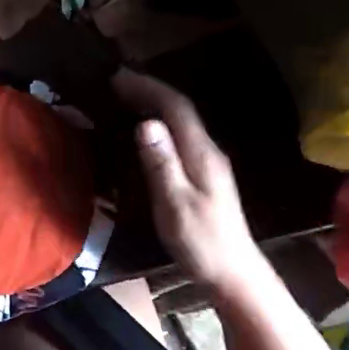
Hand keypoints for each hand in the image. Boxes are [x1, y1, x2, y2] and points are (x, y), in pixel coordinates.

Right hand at [113, 70, 269, 294]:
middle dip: (149, 90)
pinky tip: (145, 129)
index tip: (117, 77)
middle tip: (115, 81)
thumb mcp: (175, 205)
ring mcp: (207, 161)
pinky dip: (159, 123)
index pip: (176, 108)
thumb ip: (161, 164)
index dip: (147, 88)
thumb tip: (146, 124)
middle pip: (179, 109)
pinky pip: (179, 135)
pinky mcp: (203, 173)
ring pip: (180, 121)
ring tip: (125, 97)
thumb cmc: (201, 242)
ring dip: (153, 104)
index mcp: (201, 153)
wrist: (233, 272)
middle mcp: (207, 150)